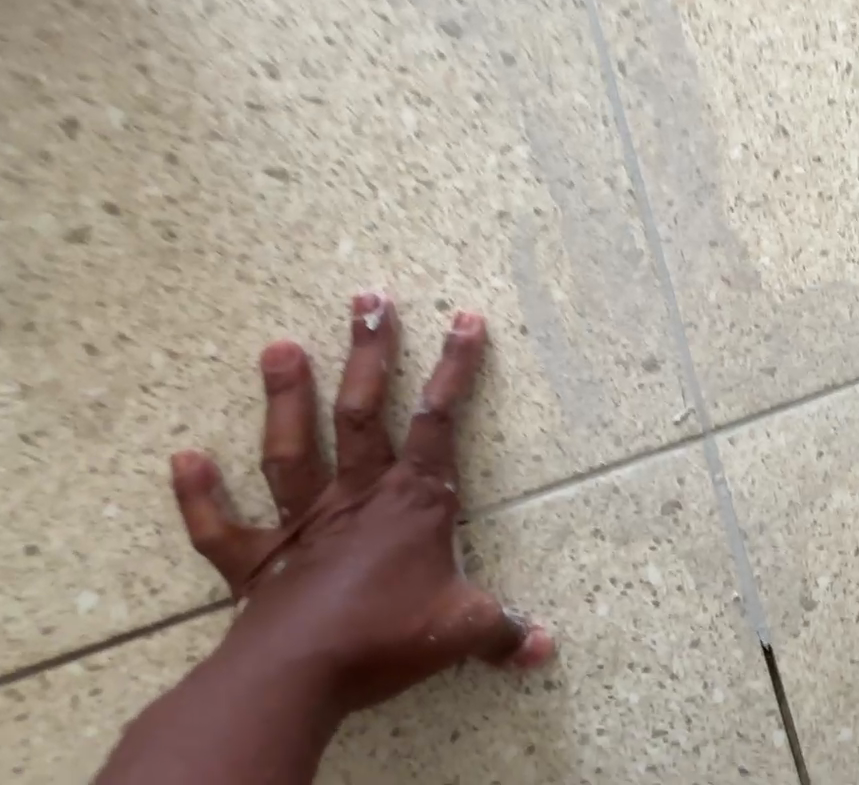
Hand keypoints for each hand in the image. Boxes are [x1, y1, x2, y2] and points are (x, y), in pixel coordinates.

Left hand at [168, 293, 554, 716]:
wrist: (290, 681)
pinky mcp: (256, 561)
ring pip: (291, 449)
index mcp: (414, 500)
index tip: (465, 319)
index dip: (457, 366)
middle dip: (369, 354)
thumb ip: (506, 632)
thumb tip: (549, 649)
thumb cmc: (386, 638)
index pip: (443, 419)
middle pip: (365, 412)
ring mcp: (303, 523)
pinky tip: (183, 459)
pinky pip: (223, 525)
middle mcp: (358, 495)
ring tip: (279, 348)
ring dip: (285, 399)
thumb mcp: (464, 630)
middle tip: (368, 302)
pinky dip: (199, 495)